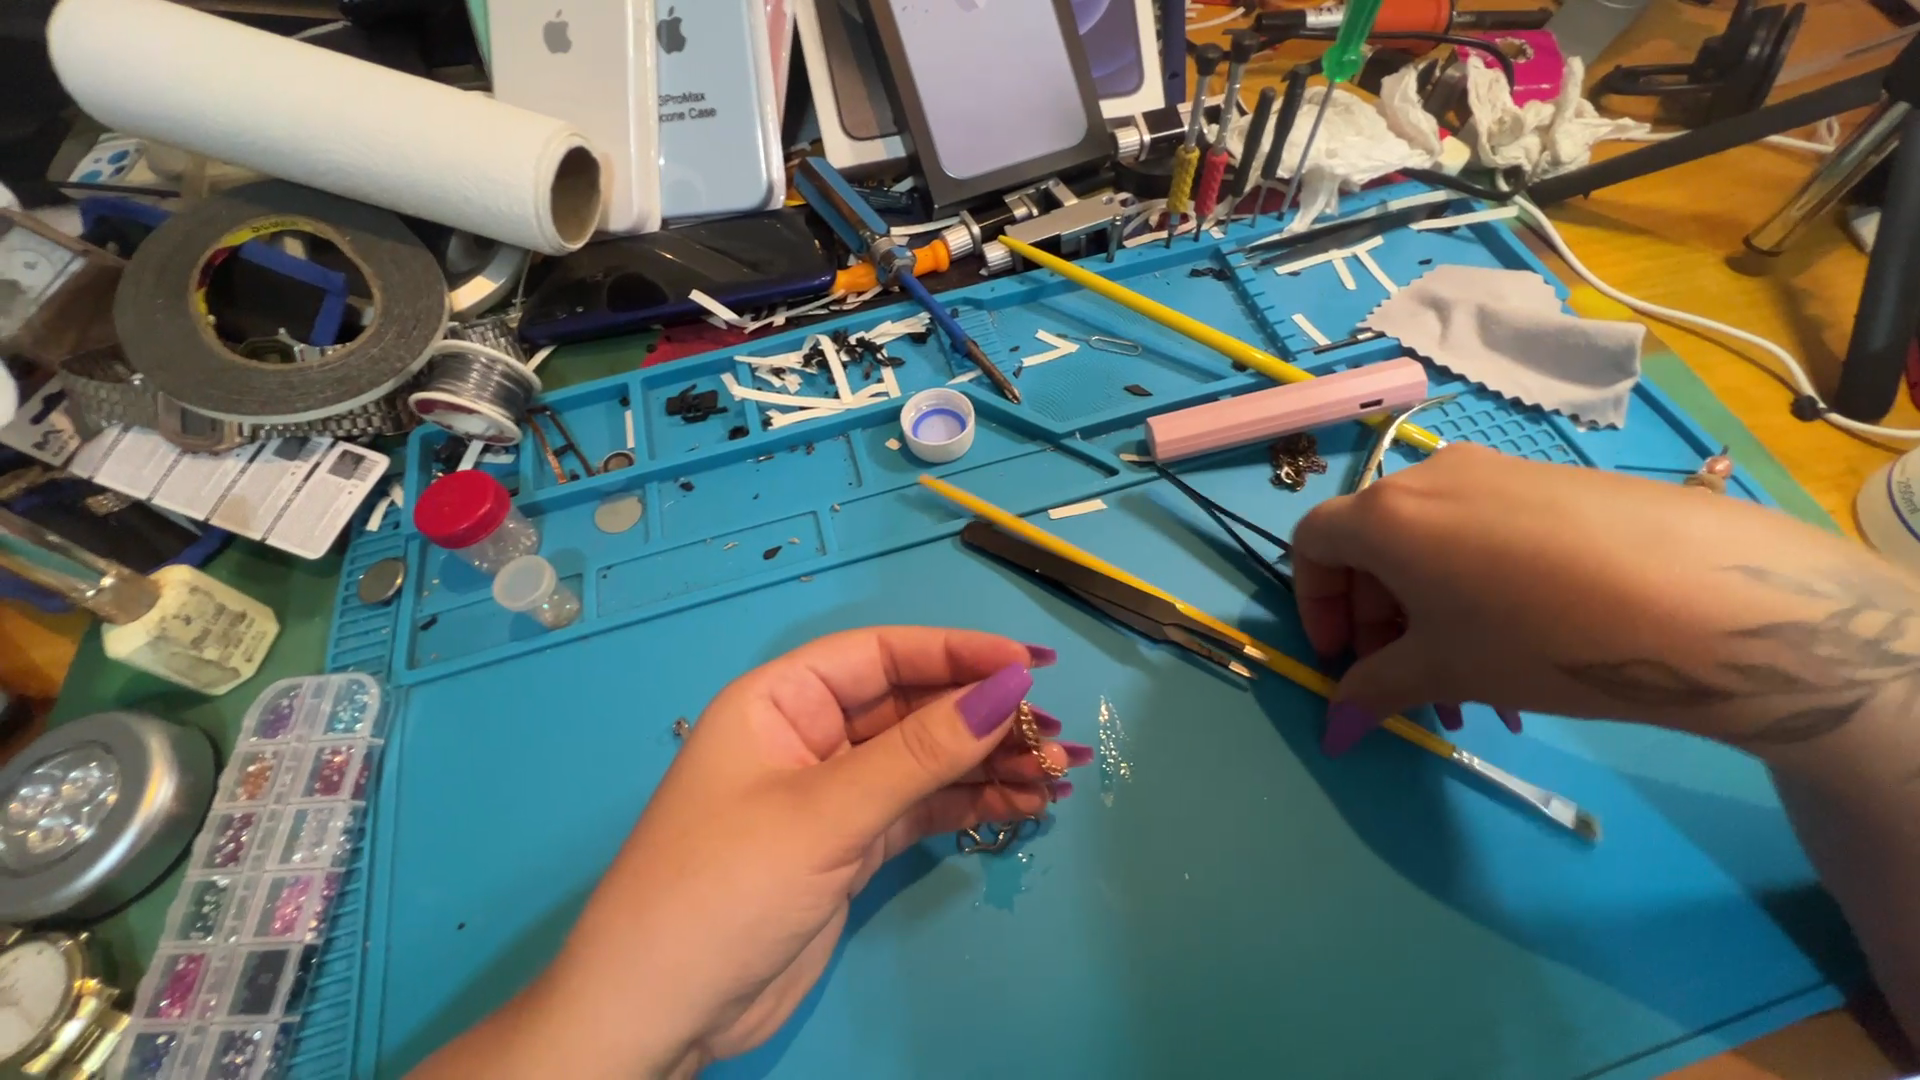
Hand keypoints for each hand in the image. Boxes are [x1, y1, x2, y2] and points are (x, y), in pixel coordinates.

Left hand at [413, 627, 1087, 1077]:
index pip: (882, 654)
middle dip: (984, 718)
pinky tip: (1025, 806)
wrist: (660, 1018)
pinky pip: (922, 807)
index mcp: (783, 699)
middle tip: (1054, 733)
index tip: (1027, 664)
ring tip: (1058, 775)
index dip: (957, 652)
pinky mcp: (852, 842)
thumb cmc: (724, 889)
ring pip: (926, 759)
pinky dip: (970, 804)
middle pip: (912, 707)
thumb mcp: (826, 814)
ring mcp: (834, 791)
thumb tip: (1006, 689)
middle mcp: (811, 734)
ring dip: (989, 765)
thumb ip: (920, 752)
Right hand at [1292, 443, 1918, 758]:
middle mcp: (1430, 477)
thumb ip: (1374, 690)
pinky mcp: (1555, 480)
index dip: (1314, 603)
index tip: (1342, 655)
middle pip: (1371, 544)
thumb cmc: (1538, 637)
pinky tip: (1525, 634)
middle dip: (1375, 616)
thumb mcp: (1443, 671)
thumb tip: (1337, 725)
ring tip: (1472, 672)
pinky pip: (1484, 528)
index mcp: (1384, 515)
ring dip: (1427, 605)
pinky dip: (1475, 579)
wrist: (1716, 603)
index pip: (1311, 543)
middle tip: (1406, 674)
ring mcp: (1497, 471)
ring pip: (1431, 540)